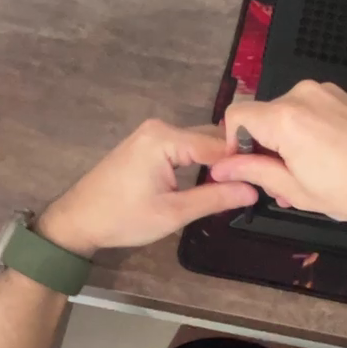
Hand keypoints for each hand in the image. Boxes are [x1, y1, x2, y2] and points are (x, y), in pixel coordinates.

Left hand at [37, 121, 257, 256]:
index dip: (244, 162)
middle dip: (233, 160)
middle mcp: (160, 128)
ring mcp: (152, 134)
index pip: (218, 145)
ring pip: (199, 144)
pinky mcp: (148, 144)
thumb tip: (253, 190)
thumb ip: (215, 198)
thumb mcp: (173, 213)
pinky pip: (185, 148)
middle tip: (260, 182)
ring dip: (219, 162)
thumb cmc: (122, 218)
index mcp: (165, 139)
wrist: (78, 220)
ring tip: (244, 182)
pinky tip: (218, 179)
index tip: (268, 179)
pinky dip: (202, 162)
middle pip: (210, 139)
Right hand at [209, 80, 346, 234]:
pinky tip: (325, 162)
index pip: (236, 117)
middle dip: (263, 148)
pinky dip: (308, 134)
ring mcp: (327, 93)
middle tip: (277, 184)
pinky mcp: (345, 97)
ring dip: (286, 143)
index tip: (241, 167)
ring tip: (305, 177)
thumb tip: (223, 167)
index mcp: (285, 117)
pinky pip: (312, 112)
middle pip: (263, 116)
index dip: (232, 145)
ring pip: (288, 115)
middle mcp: (303, 95)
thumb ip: (254, 172)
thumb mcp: (296, 189)